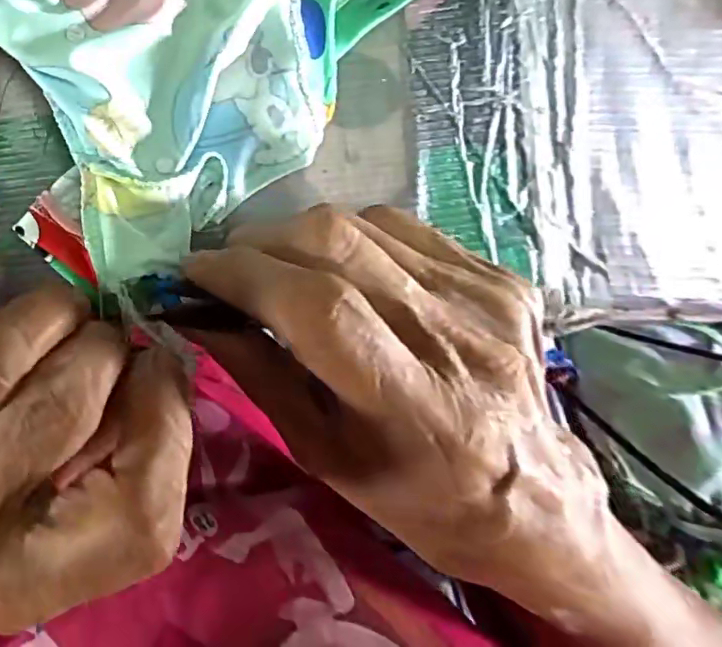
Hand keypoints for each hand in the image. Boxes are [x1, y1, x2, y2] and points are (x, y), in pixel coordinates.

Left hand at [0, 239, 192, 633]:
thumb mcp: (65, 527)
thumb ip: (128, 461)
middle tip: (107, 338)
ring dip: (52, 313)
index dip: (165, 422)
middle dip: (104, 353)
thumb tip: (159, 363)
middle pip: (60, 407)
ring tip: (68, 311)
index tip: (158, 366)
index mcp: (19, 574)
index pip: (136, 514)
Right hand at [182, 206, 721, 645]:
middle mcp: (456, 339)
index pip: (317, 306)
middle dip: (255, 243)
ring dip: (290, 234)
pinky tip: (334, 264)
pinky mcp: (498, 276)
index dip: (243, 274)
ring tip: (273, 263)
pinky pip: (392, 223)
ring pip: (355, 222)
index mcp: (413, 403)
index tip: (193, 270)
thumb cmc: (408, 489)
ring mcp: (485, 298)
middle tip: (226, 265)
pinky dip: (341, 233)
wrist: (534, 499)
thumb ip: (251, 367)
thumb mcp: (313, 447)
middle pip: (332, 243)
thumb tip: (187, 306)